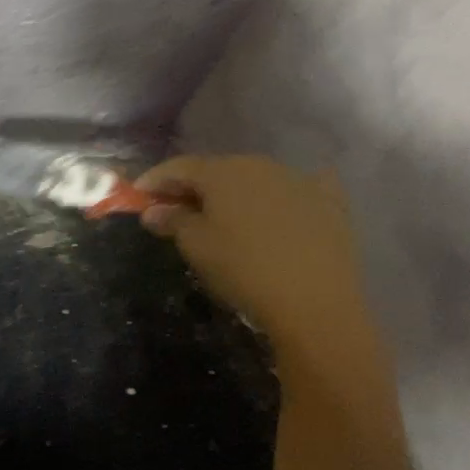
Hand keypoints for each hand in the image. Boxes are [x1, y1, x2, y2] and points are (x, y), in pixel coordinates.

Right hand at [135, 155, 372, 358]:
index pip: (178, 167)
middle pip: (216, 170)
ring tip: (224, 216)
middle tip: (175, 208)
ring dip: (235, 193)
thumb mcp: (195, 246)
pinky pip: (299, 191)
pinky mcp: (331, 204)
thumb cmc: (243, 269)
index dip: (155, 180)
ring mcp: (299, 182)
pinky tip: (281, 206)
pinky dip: (284, 197)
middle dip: (194, 187)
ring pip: (255, 180)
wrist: (316, 304)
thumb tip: (154, 210)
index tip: (138, 196)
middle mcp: (260, 165)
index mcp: (222, 171)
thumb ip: (172, 221)